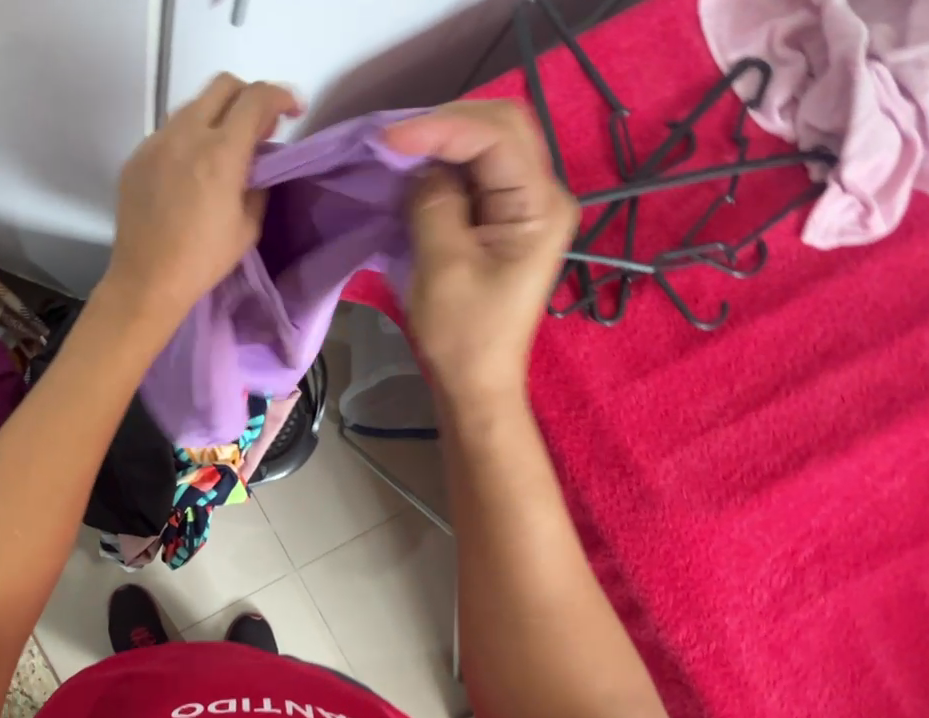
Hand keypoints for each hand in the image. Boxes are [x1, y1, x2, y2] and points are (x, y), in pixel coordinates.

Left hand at [103, 74, 300, 321]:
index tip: (293, 111)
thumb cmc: (202, 261)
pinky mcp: (136, 159)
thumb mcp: (247, 226)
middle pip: (223, 85)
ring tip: (223, 147)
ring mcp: (155, 144)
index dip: (281, 96)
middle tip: (258, 126)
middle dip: (248, 96)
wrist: (146, 282)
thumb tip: (257, 161)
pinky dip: (187, 139)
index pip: (257, 98)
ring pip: (192, 106)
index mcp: (220, 152)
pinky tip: (190, 169)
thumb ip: (258, 183)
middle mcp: (185, 136)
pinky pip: (167, 133)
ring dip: (215, 115)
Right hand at [386, 101, 578, 407]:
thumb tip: (421, 170)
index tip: (385, 139)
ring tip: (397, 151)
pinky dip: (443, 166)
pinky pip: (476, 175)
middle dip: (444, 124)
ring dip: (442, 142)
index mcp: (539, 206)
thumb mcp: (442, 267)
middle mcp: (543, 194)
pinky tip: (413, 172)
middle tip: (391, 140)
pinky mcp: (502, 221)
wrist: (475, 382)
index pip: (496, 136)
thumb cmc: (462, 334)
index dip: (440, 127)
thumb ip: (435, 205)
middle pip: (500, 127)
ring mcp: (524, 207)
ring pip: (487, 146)